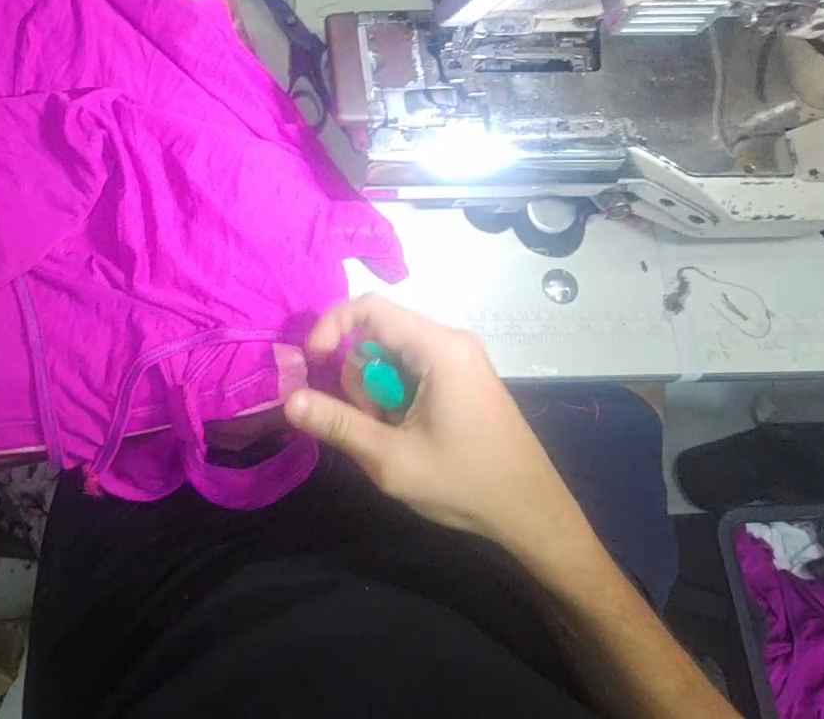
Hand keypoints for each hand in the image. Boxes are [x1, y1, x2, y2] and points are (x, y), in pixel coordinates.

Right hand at [284, 296, 596, 571]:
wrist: (534, 515)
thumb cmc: (465, 484)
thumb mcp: (391, 459)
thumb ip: (338, 424)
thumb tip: (289, 400)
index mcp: (439, 348)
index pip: (368, 309)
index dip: (330, 328)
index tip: (311, 365)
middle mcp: (451, 341)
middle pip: (378, 335)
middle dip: (359, 377)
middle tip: (368, 424)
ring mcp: (460, 359)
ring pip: (392, 356)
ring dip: (377, 392)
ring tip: (393, 436)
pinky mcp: (463, 377)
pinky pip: (411, 369)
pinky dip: (396, 397)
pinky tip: (409, 434)